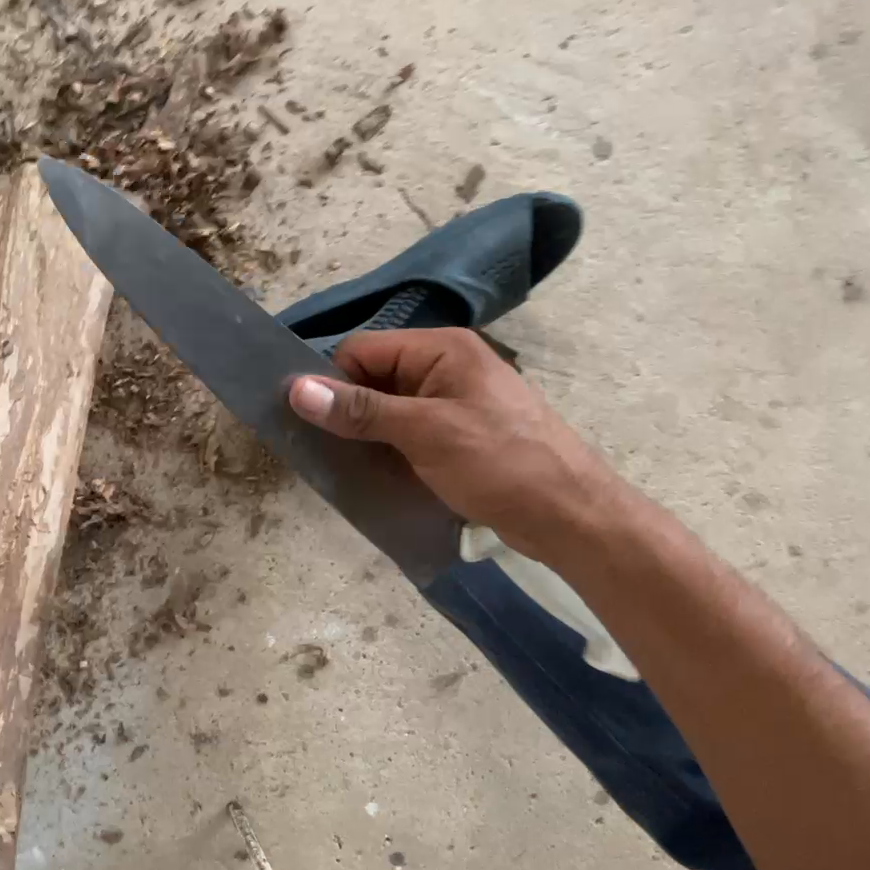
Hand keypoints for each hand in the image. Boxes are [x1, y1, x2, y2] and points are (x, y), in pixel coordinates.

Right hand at [285, 328, 627, 563]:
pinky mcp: (456, 432)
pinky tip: (376, 471)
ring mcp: (452, 401)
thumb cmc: (502, 465)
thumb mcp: (425, 433)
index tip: (315, 421)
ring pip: (384, 407)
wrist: (574, 519)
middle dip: (347, 409)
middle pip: (370, 376)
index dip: (334, 381)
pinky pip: (404, 429)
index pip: (360, 349)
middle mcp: (445, 366)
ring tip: (348, 462)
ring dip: (365, 433)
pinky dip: (385, 447)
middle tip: (328, 447)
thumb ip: (359, 409)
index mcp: (441, 349)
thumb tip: (295, 389)